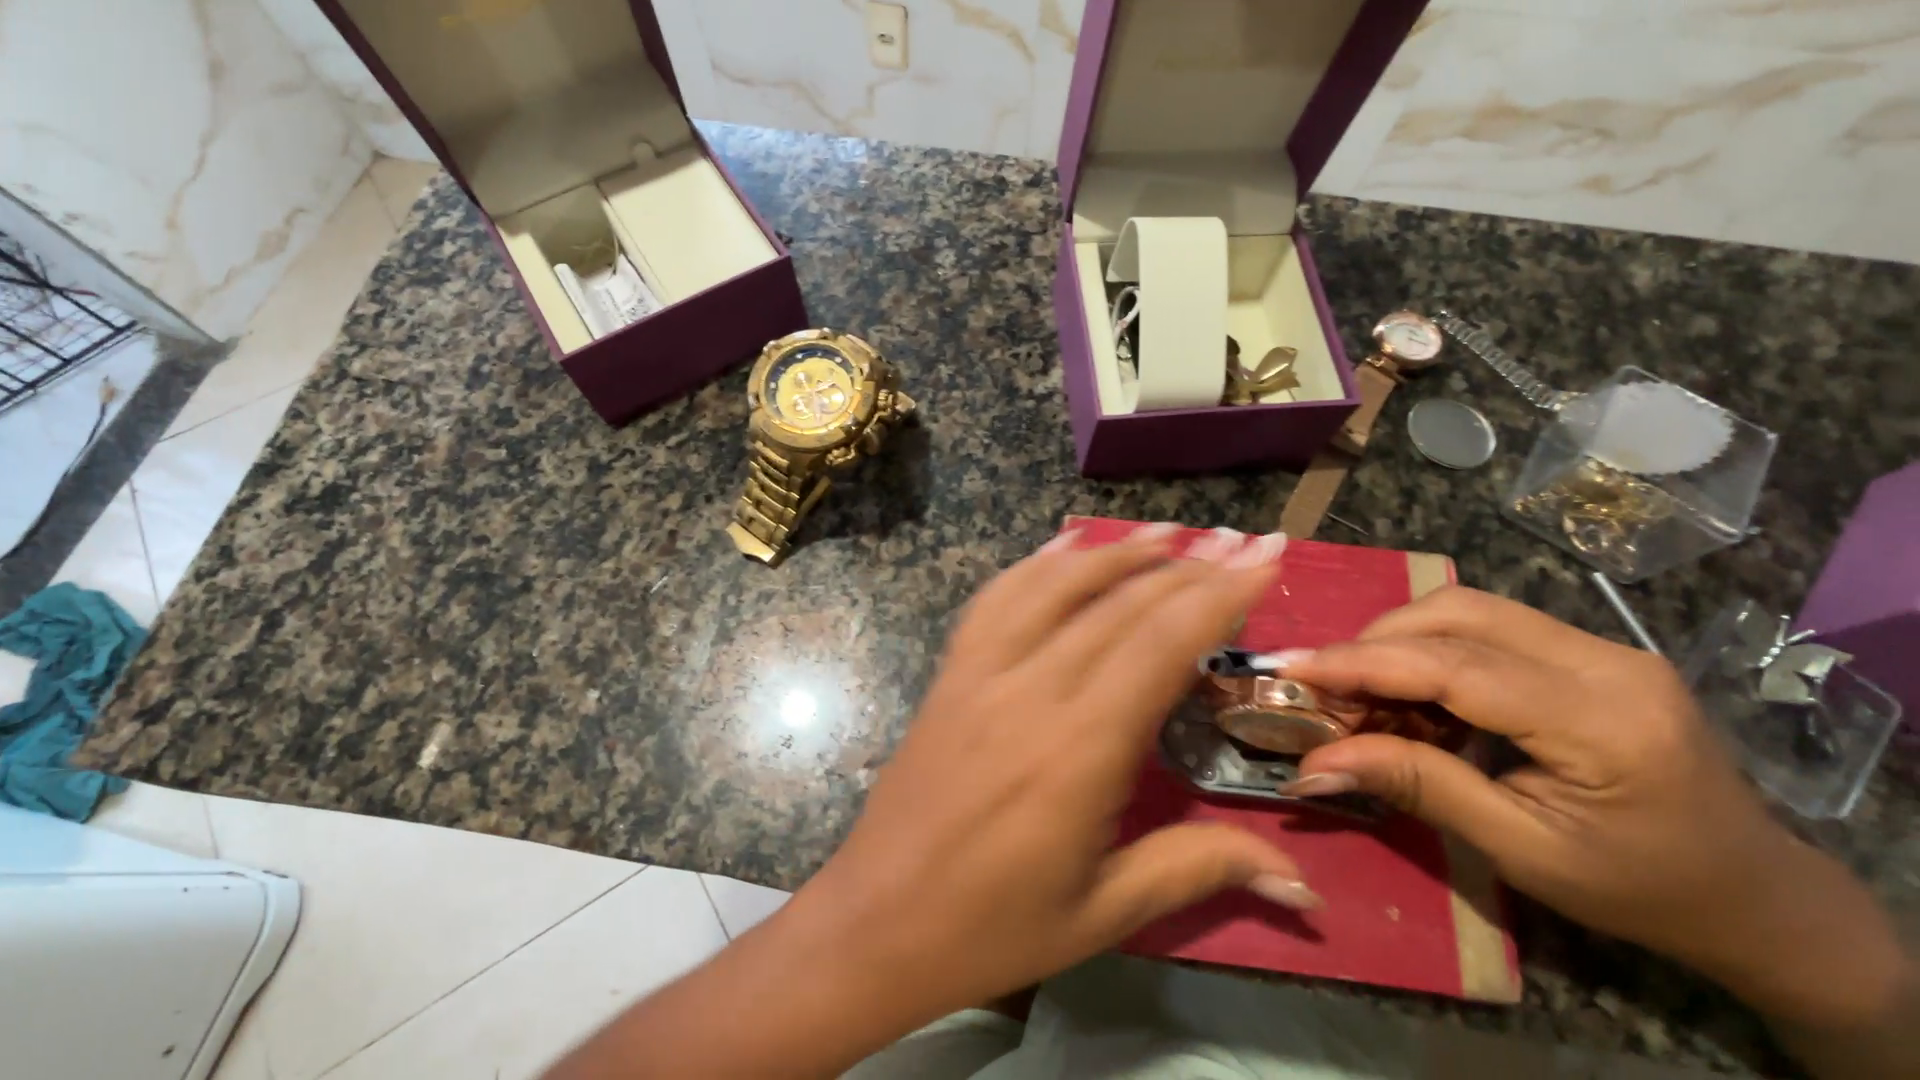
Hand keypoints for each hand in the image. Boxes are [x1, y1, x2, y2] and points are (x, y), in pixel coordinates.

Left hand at [791, 525, 1308, 1017]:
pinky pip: (994, 602)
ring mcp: (979, 676)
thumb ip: (1200, 869)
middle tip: (1242, 541)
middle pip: (1118, 607)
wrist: (875, 925)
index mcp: (1079, 749)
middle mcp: (1029, 692)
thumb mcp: (1105, 911)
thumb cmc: (993, 930)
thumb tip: (1305, 882)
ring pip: (1053, 588)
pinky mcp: (949, 677)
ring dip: (1114, 552)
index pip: (1161, 644)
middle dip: (1188, 568)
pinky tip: (1065, 548)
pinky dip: (1035, 566)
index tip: (1265, 559)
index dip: (1218, 596)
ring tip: (1169, 531)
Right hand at [1278, 587, 1911, 1042]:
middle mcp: (1608, 661)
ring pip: (1472, 610)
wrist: (1753, 893)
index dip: (1364, 661)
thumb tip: (1315, 763)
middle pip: (1461, 612)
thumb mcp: (1521, 851)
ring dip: (1401, 642)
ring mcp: (1607, 649)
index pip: (1457, 665)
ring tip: (1360, 696)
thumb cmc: (1638, 889)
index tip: (1290, 667)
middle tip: (1322, 689)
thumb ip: (1420, 788)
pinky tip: (1414, 696)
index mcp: (1602, 720)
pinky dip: (1435, 652)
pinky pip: (1494, 630)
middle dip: (1376, 642)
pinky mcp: (1595, 653)